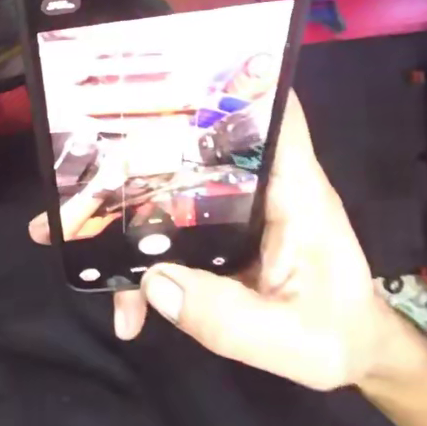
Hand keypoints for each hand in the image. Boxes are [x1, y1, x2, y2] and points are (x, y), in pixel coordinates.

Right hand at [28, 95, 407, 391]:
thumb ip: (224, 316)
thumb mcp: (286, 340)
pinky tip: (127, 298)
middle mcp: (269, 185)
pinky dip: (152, 253)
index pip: (277, 112)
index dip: (240, 81)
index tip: (183, 71)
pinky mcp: (231, 231)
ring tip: (73, 236)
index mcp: (295, 190)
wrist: (353, 355)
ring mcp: (246, 207)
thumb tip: (154, 283)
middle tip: (85, 170)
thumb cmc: (336, 336)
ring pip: (183, 187)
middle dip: (146, 154)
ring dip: (134, 209)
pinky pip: (182, 225)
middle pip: (207, 147)